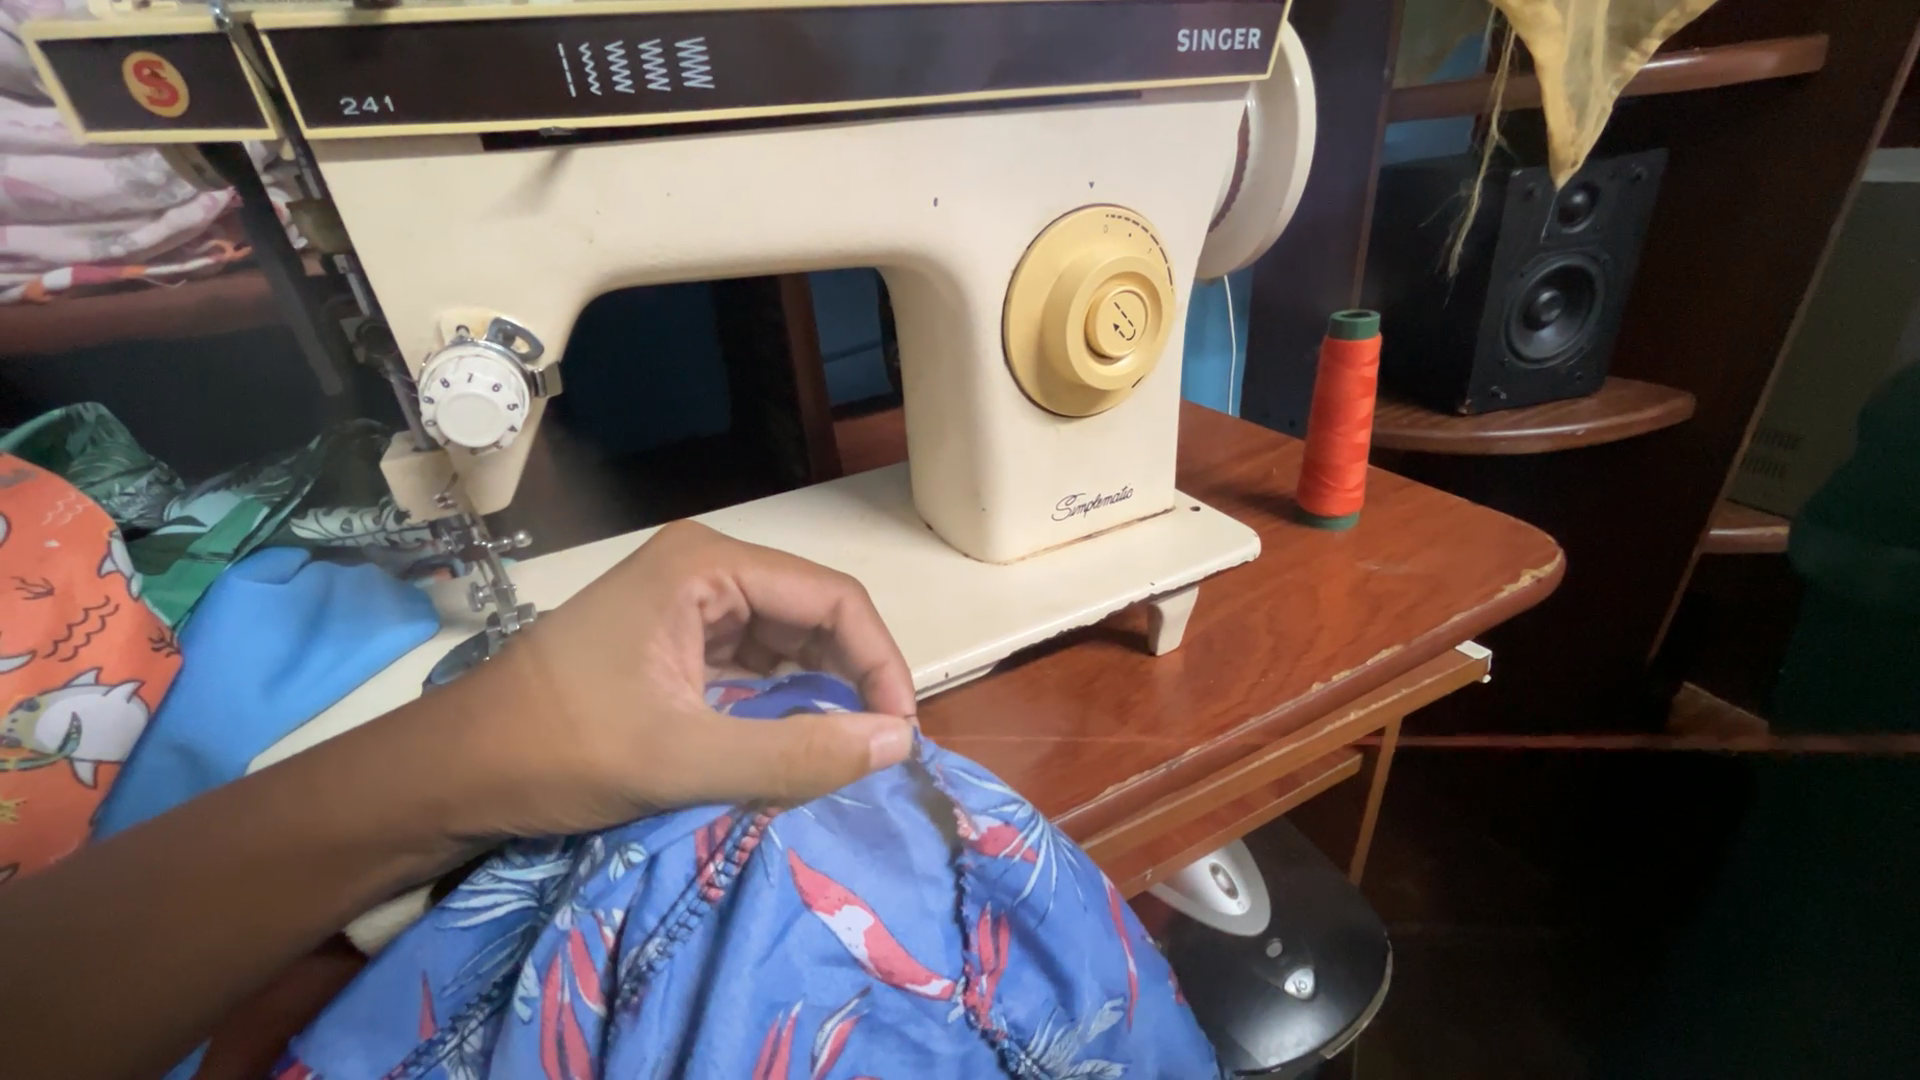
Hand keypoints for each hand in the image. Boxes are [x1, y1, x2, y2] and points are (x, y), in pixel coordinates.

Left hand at [422, 522, 916, 840]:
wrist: (450, 772)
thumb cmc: (557, 750)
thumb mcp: (682, 760)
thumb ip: (795, 754)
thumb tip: (896, 743)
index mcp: (707, 565)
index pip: (832, 597)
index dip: (879, 659)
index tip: (899, 728)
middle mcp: (707, 566)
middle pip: (815, 611)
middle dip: (854, 673)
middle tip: (879, 741)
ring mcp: (691, 599)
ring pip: (790, 635)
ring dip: (824, 686)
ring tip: (848, 740)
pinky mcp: (680, 635)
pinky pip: (758, 657)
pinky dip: (787, 695)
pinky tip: (802, 729)